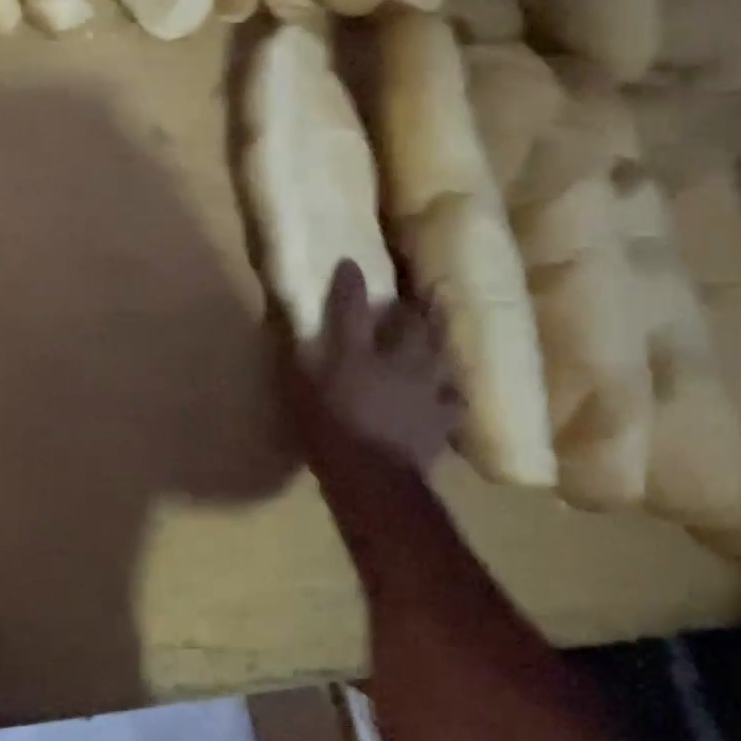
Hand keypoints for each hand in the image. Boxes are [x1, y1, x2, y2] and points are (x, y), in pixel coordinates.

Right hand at [297, 260, 462, 473]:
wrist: (372, 476)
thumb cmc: (326, 431)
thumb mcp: (297, 392)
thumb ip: (295, 360)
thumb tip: (287, 330)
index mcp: (357, 355)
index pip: (352, 309)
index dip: (351, 284)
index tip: (350, 264)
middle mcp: (397, 362)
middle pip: (412, 325)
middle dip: (413, 308)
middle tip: (413, 297)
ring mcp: (426, 389)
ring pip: (441, 354)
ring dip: (439, 340)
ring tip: (438, 332)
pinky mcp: (443, 417)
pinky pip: (454, 399)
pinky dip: (450, 393)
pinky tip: (447, 393)